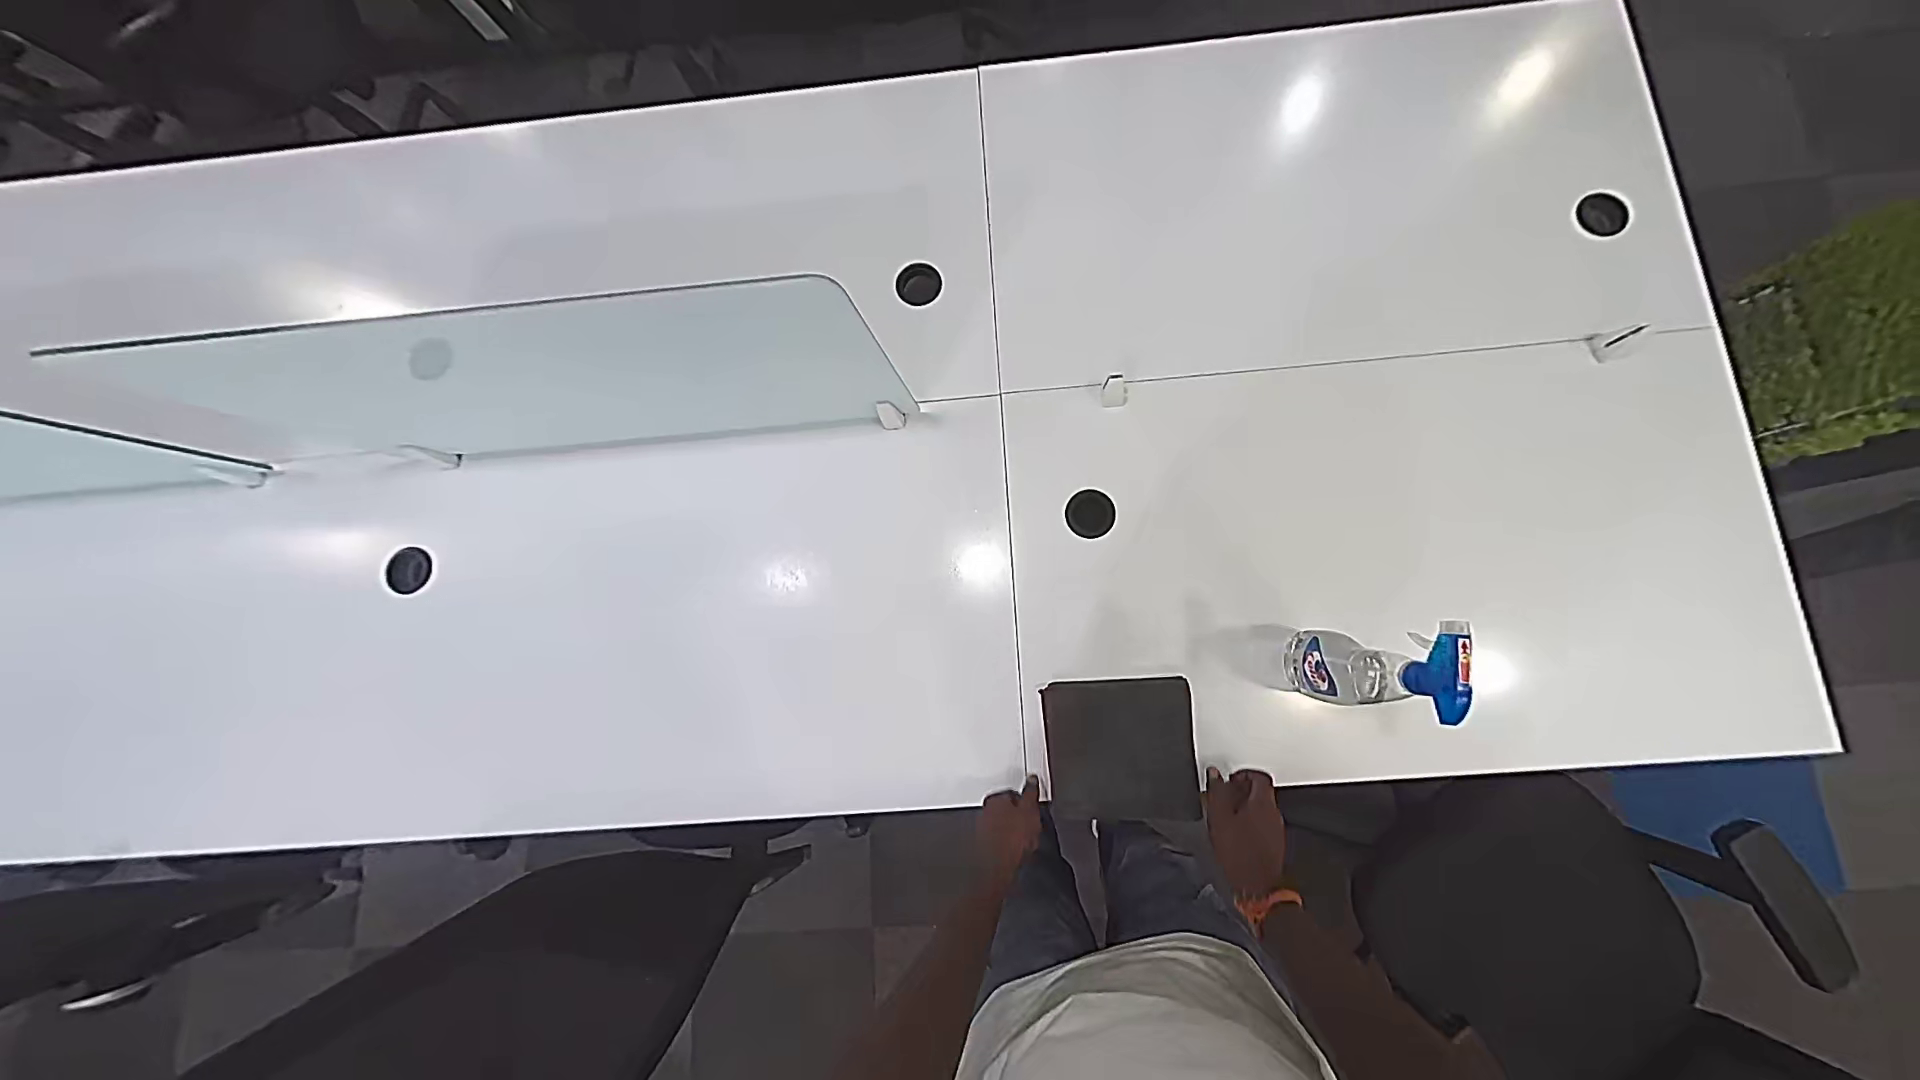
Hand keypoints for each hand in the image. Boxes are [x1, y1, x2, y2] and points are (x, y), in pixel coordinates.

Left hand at [977, 775, 1041, 889]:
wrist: (999, 869)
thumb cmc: (1012, 840)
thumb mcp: (1030, 811)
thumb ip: (1031, 792)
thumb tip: (1031, 779)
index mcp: (995, 799)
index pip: (1013, 793)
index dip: (1027, 802)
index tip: (1033, 808)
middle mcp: (985, 811)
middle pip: (1006, 809)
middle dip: (1018, 816)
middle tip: (1030, 825)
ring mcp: (983, 829)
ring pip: (1003, 825)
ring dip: (1013, 830)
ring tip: (1025, 841)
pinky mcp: (984, 846)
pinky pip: (1000, 840)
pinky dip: (1008, 842)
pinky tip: (1016, 850)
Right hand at [1204, 767, 1288, 898]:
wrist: (1256, 886)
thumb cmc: (1238, 852)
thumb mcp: (1219, 817)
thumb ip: (1216, 791)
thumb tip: (1214, 774)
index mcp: (1262, 803)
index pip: (1259, 776)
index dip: (1242, 773)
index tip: (1229, 779)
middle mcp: (1273, 813)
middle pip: (1260, 791)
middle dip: (1241, 790)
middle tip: (1224, 795)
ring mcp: (1276, 829)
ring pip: (1261, 807)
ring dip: (1244, 805)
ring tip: (1226, 813)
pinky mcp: (1274, 843)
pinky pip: (1262, 822)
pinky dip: (1249, 820)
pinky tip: (1235, 831)